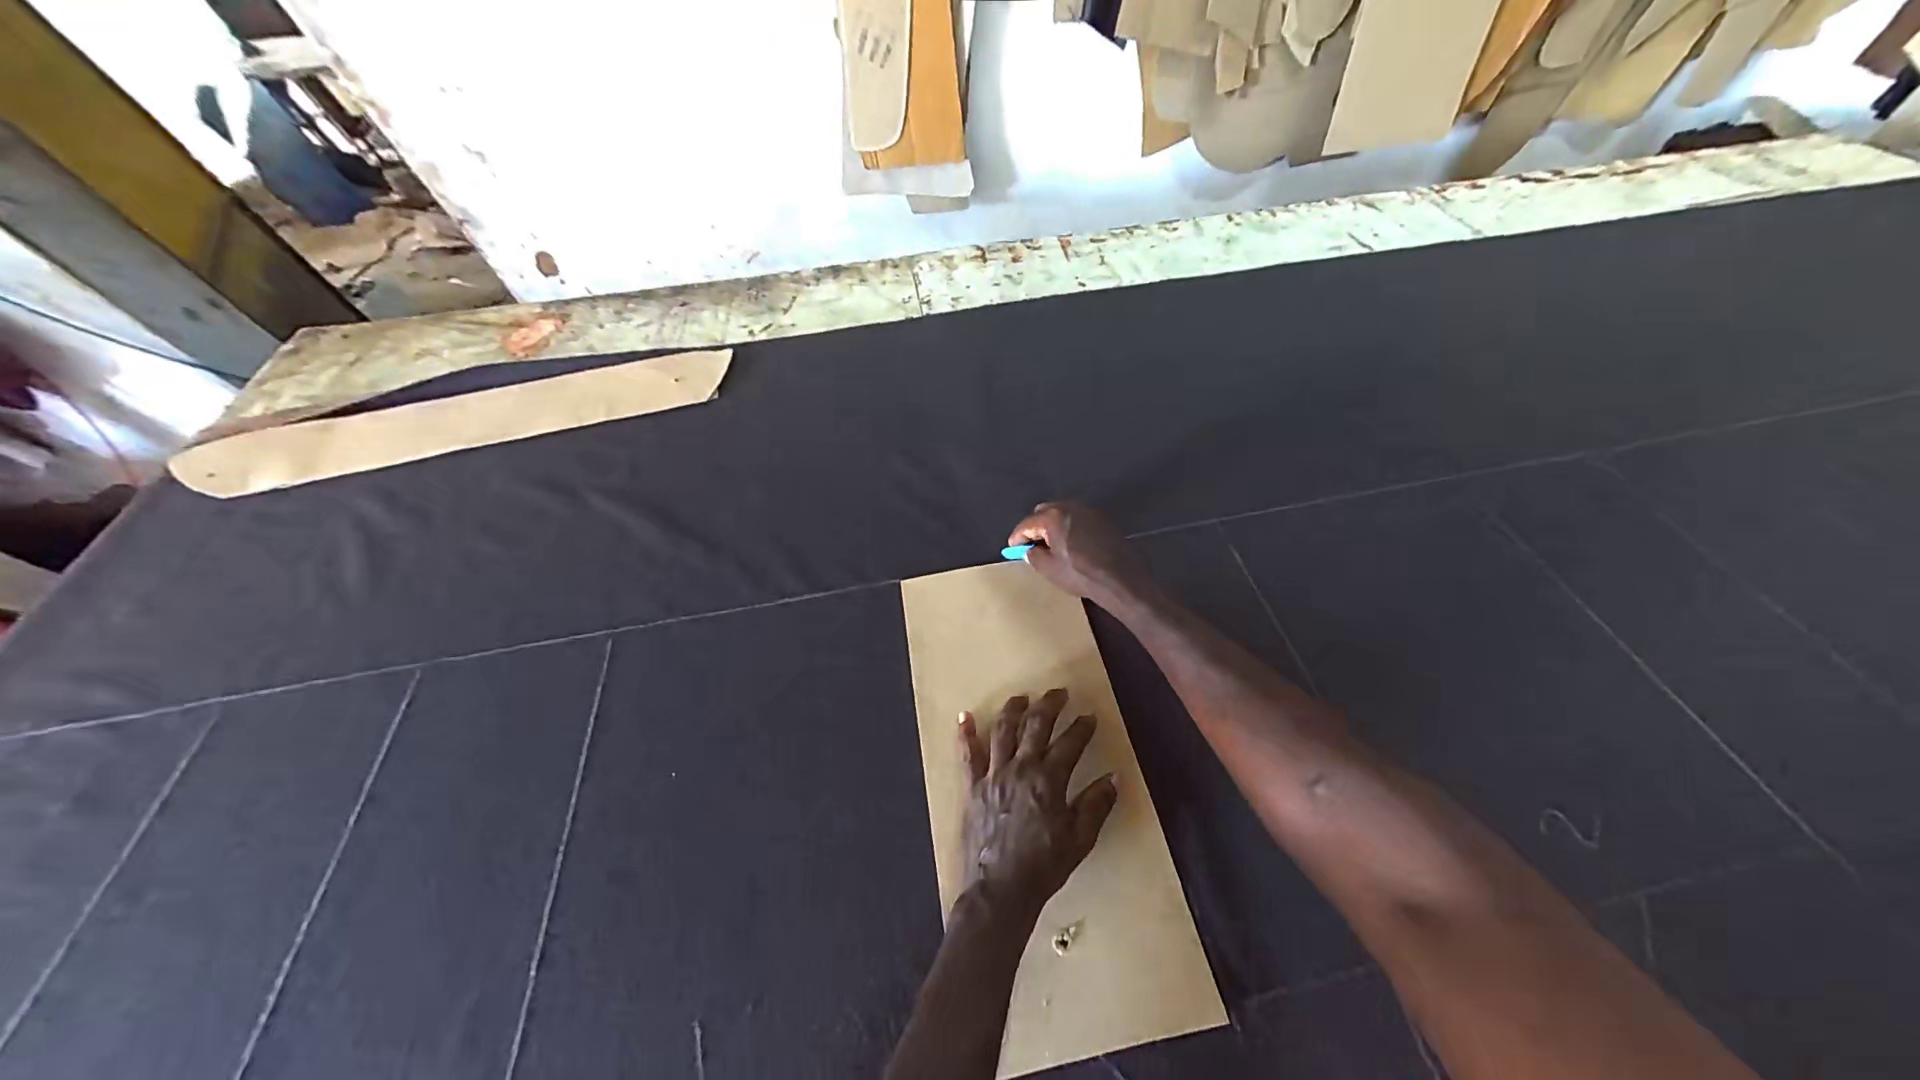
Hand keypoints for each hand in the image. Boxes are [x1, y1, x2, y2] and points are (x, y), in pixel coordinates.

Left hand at [958, 690, 1117, 919]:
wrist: (1001, 889)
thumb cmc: (1044, 865)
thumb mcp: (1080, 839)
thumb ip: (1096, 805)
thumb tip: (1113, 777)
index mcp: (1048, 780)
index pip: (1070, 743)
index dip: (1081, 727)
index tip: (1089, 716)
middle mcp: (1020, 768)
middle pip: (1036, 726)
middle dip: (1049, 705)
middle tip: (1058, 693)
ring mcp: (993, 775)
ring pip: (1003, 731)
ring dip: (1014, 710)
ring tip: (1022, 697)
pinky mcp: (973, 787)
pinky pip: (968, 755)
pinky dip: (966, 734)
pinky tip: (965, 716)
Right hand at [1007, 502, 1156, 609]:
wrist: (1120, 579)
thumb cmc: (1081, 574)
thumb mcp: (1049, 569)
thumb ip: (1033, 555)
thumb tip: (1030, 550)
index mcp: (1054, 517)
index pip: (1028, 523)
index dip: (1017, 536)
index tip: (1013, 547)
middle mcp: (1072, 508)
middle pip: (1046, 512)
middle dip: (1035, 527)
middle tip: (1032, 545)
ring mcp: (1091, 512)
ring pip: (1064, 514)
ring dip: (1054, 526)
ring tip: (1052, 546)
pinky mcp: (1105, 521)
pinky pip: (1080, 520)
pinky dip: (1071, 528)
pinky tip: (1073, 545)